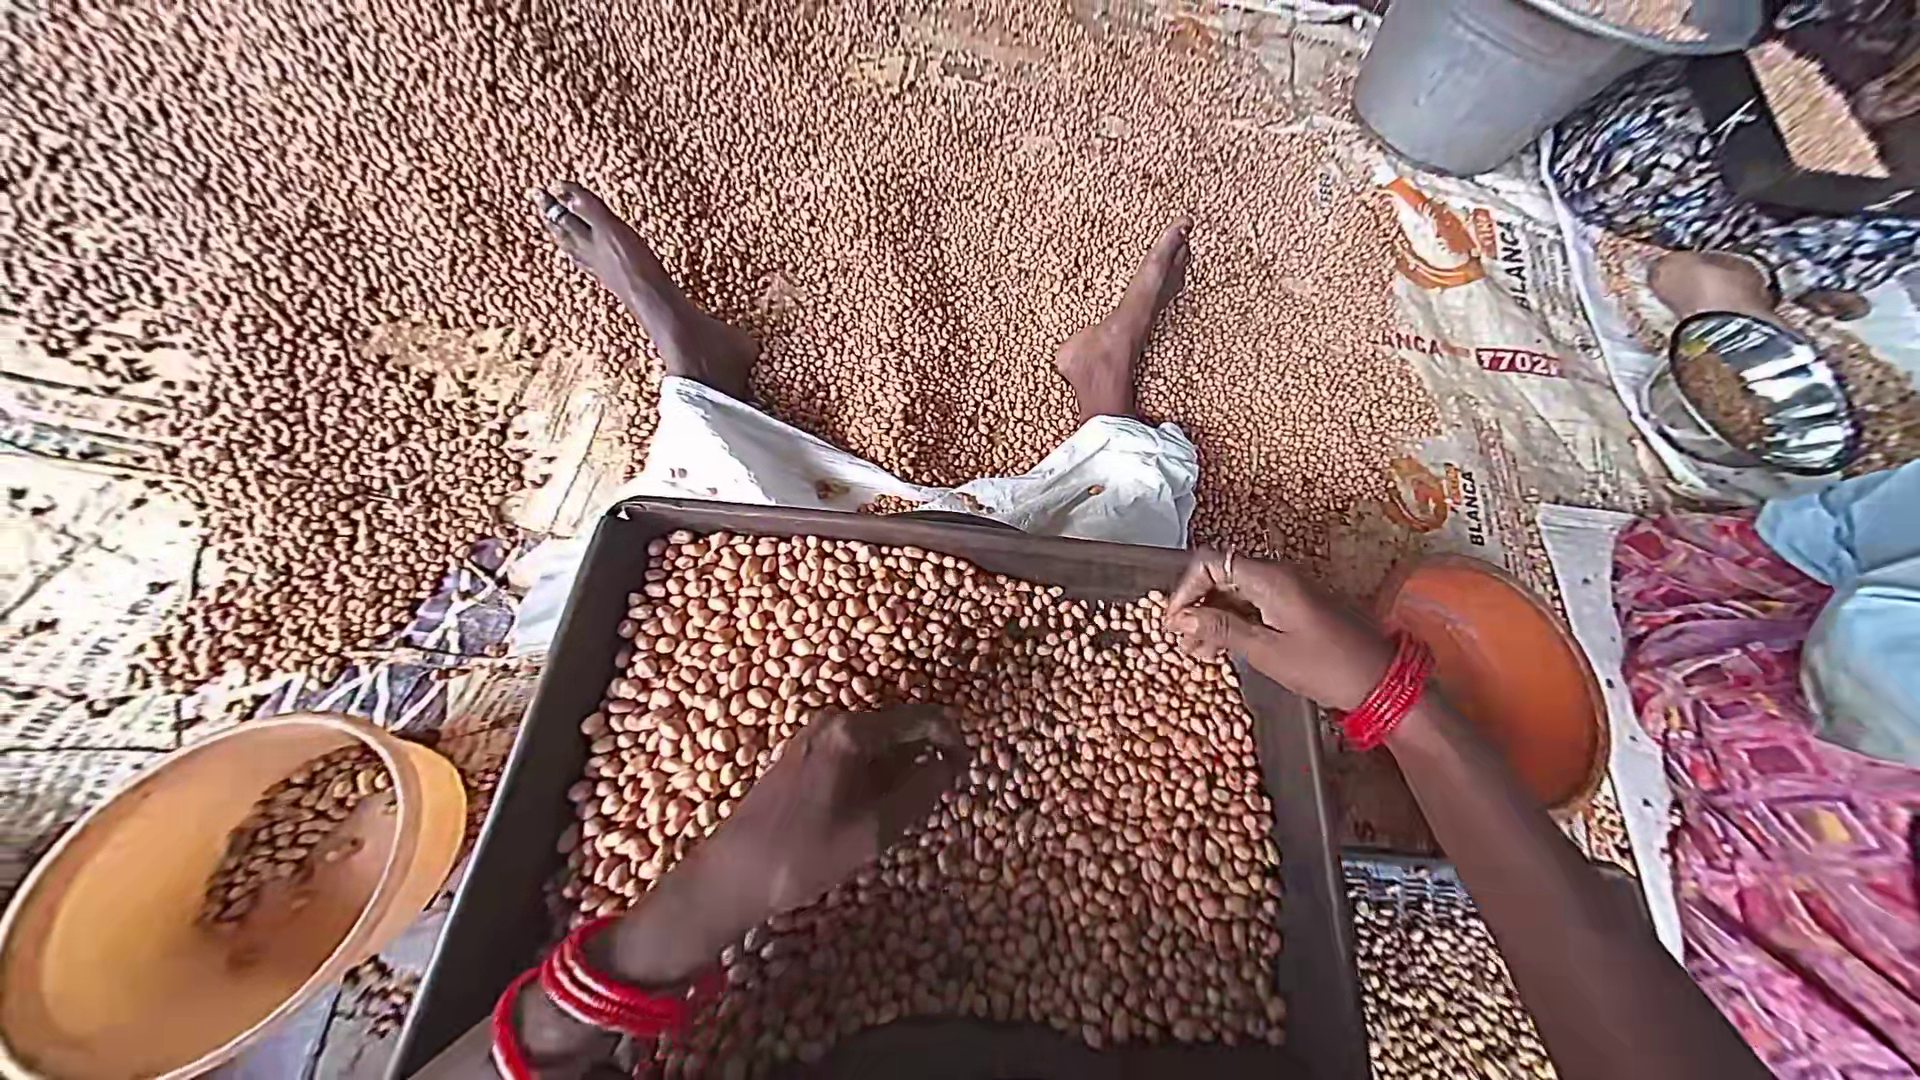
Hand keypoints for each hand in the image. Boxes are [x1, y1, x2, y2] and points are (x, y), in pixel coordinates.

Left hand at [689, 703, 967, 917]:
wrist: (730, 874)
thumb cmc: (805, 854)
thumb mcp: (875, 830)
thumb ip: (921, 791)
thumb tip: (949, 764)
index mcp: (852, 732)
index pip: (920, 718)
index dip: (951, 738)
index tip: (966, 767)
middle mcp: (833, 721)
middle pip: (898, 727)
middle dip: (925, 756)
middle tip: (938, 796)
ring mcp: (814, 735)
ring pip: (877, 742)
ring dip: (901, 767)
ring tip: (906, 810)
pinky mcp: (803, 753)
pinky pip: (854, 751)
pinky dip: (876, 771)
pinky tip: (874, 808)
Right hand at [1163, 547, 1392, 709]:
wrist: (1383, 683)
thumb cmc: (1326, 666)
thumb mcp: (1267, 651)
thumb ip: (1221, 629)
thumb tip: (1180, 617)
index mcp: (1269, 579)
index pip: (1209, 563)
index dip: (1185, 588)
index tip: (1173, 619)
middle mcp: (1274, 576)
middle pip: (1217, 576)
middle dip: (1193, 606)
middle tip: (1179, 639)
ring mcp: (1282, 591)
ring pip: (1230, 593)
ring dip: (1208, 617)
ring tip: (1194, 649)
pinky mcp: (1288, 607)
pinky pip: (1247, 606)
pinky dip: (1228, 623)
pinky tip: (1216, 647)